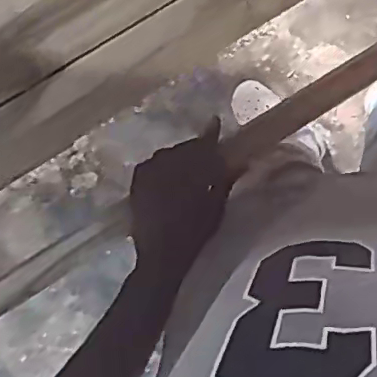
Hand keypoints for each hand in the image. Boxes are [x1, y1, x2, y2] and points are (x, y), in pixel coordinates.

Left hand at [128, 119, 230, 270]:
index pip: (203, 143)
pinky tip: (170, 175)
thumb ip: (226, 178)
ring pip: (168, 156)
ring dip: (179, 158)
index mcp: (189, 167)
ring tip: (188, 167)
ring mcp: (147, 172)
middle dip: (196, 150)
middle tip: (207, 156)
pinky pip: (153, 166)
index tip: (216, 121)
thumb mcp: (216, 204)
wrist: (161, 255)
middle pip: (184, 149)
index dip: (211, 133)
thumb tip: (241, 160)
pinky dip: (164, 167)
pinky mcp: (136, 183)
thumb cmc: (194, 231)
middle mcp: (165, 163)